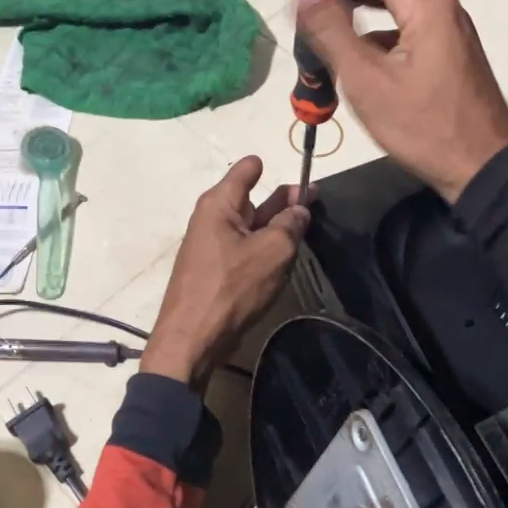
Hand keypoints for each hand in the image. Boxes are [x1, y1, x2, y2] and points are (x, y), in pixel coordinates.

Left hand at [141, 156, 309, 384]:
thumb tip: (300, 209)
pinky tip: (282, 260)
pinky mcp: (214, 271)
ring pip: (251, 227)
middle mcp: (212, 218)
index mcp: (220, 203)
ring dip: (275, 227)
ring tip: (304, 230)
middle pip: (253, 198)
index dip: (273, 168)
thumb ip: (291, 224)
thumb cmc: (232, 287)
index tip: (300, 178)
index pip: (247, 168)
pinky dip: (263, 249)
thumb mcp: (273, 251)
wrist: (192, 339)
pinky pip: (244, 249)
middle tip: (315, 202)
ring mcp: (211, 246)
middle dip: (283, 199)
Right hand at [292, 0, 507, 201]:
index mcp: (425, 5)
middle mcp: (441, 7)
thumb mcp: (368, 81)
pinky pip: (405, 22)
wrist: (482, 168)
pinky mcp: (450, 51)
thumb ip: (332, 31)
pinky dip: (375, 21)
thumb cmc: (423, 126)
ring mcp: (449, 29)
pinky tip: (355, 39)